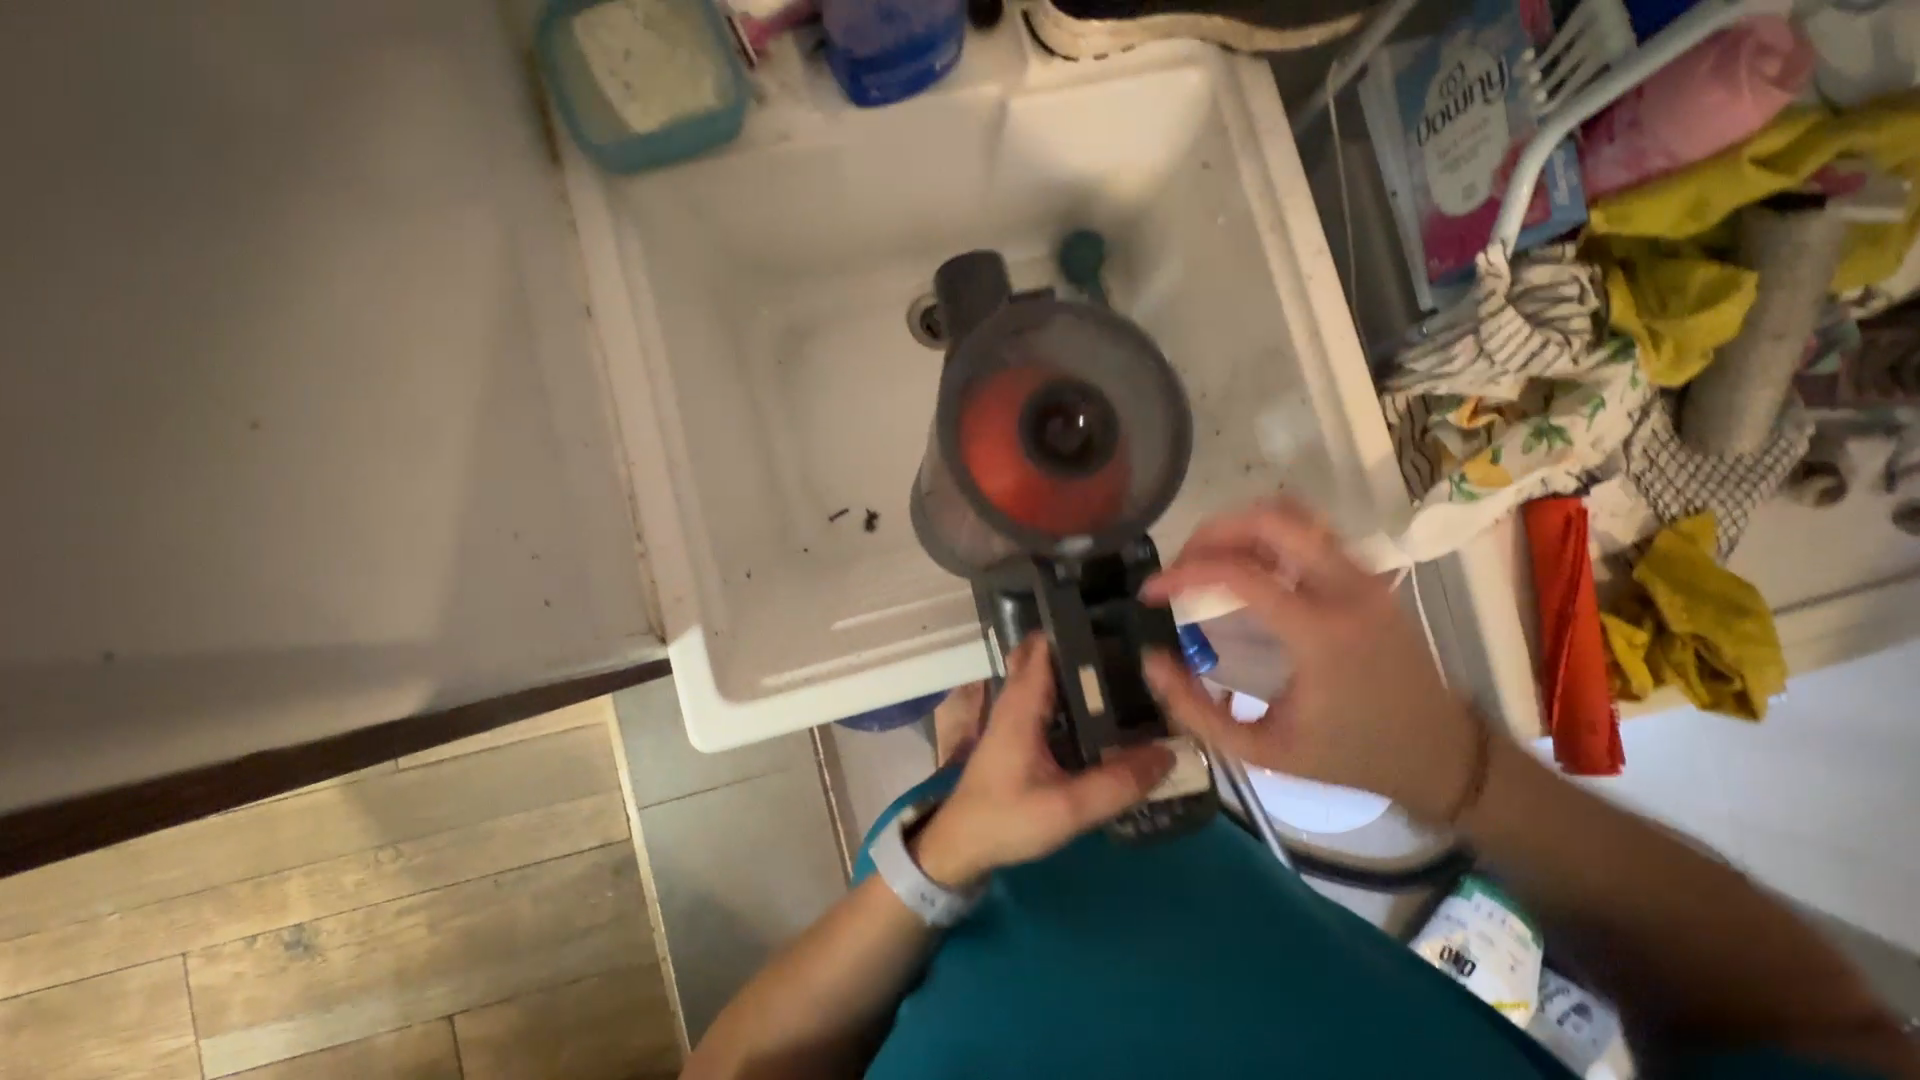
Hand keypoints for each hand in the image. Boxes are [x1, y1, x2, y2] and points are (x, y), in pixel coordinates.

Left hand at [911, 637, 1174, 887]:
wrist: (961, 847)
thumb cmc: (1006, 821)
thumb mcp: (1067, 809)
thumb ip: (1118, 784)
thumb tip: (1168, 754)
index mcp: (1022, 706)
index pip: (1045, 646)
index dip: (1077, 628)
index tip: (1119, 624)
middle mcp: (1015, 701)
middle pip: (1048, 657)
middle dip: (1085, 649)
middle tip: (1134, 654)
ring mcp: (1014, 718)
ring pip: (1048, 679)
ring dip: (1080, 674)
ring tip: (1132, 678)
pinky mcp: (1018, 736)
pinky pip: (1048, 702)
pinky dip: (1073, 698)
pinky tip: (1106, 715)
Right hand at [1138, 496, 1480, 824]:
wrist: (1438, 753)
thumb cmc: (1347, 755)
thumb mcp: (1262, 751)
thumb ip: (1197, 710)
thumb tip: (1152, 660)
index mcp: (1319, 633)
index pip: (1239, 574)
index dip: (1183, 574)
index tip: (1150, 592)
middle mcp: (1346, 589)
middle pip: (1270, 520)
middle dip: (1211, 533)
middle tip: (1180, 566)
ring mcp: (1364, 576)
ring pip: (1294, 516)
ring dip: (1241, 528)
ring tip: (1209, 562)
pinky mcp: (1369, 576)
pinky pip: (1312, 533)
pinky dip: (1270, 536)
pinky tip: (1248, 569)